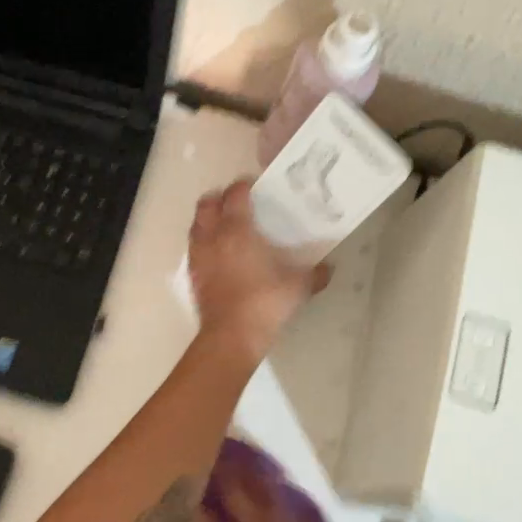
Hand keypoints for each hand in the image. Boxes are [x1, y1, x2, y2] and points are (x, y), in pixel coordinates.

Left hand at [188, 180, 328, 356]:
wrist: (231, 336)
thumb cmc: (265, 303)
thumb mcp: (298, 288)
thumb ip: (315, 274)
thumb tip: (329, 268)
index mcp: (237, 230)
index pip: (234, 194)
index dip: (243, 186)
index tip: (254, 187)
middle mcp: (213, 236)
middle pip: (206, 203)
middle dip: (219, 198)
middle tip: (236, 203)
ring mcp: (199, 256)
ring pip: (196, 224)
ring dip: (207, 219)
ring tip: (225, 226)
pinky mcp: (192, 275)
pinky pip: (194, 248)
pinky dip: (203, 243)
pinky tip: (218, 254)